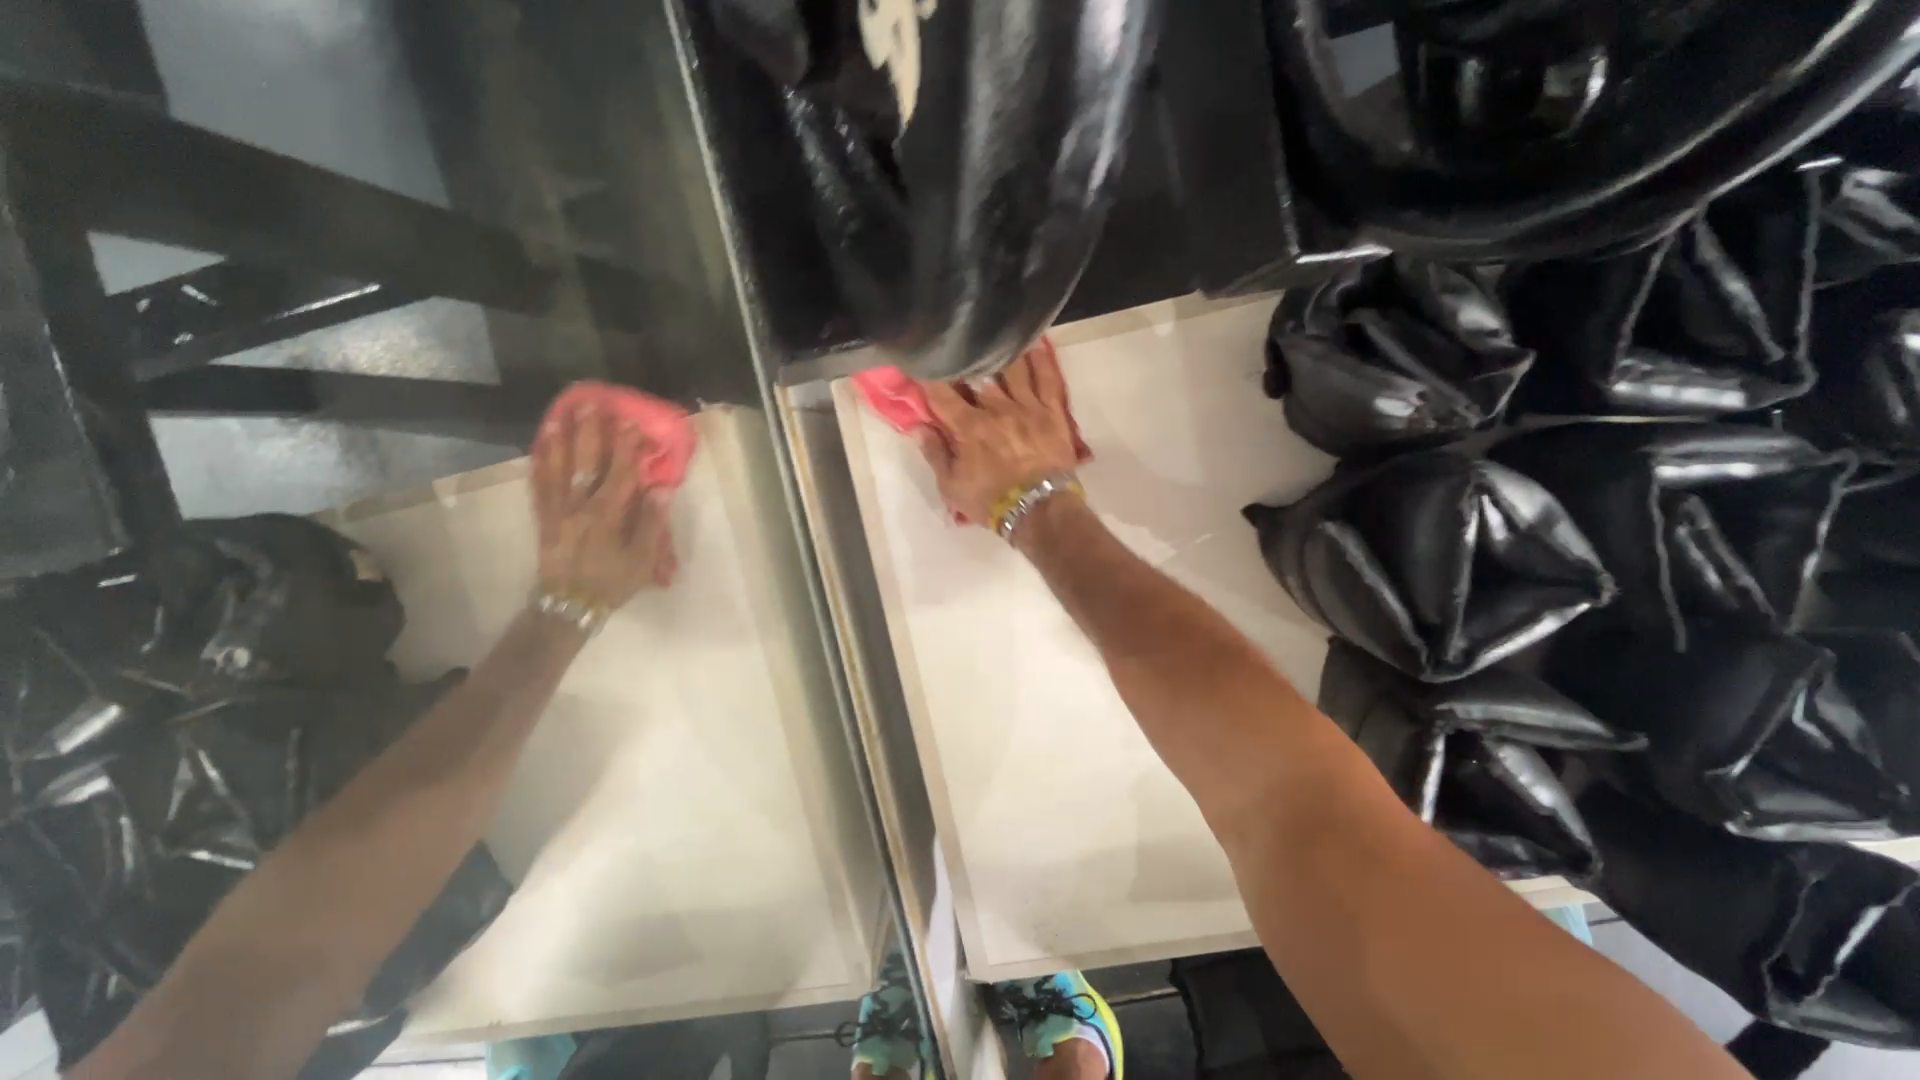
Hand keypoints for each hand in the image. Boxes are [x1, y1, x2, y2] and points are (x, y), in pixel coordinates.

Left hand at [531, 402, 677, 612]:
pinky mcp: (543, 519)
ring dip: (560, 440)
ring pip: (557, 469)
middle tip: (592, 404)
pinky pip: (539, 486)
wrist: (569, 606)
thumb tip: (659, 489)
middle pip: (586, 463)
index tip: (631, 422)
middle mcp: (580, 506)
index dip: (627, 447)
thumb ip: (650, 524)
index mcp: (607, 515)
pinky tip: (540, 447)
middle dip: (590, 432)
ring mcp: (557, 511)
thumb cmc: (611, 582)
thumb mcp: (641, 560)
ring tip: (560, 415)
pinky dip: (539, 464)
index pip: (621, 473)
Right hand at [917, 342, 1082, 526]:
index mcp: (969, 426)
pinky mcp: (1053, 412)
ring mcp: (1028, 406)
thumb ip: (935, 453)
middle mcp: (997, 408)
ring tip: (996, 340)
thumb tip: (919, 426)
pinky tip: (1035, 344)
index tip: (921, 364)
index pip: (942, 393)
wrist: (1041, 511)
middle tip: (961, 352)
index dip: (928, 377)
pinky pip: (1048, 379)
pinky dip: (1041, 360)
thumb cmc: (992, 502)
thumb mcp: (952, 486)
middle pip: (979, 376)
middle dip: (966, 363)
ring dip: (1002, 353)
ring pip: (1014, 369)